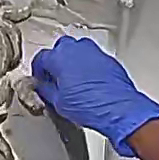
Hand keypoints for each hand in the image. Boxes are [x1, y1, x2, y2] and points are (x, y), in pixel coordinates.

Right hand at [30, 36, 158, 156]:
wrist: (120, 110)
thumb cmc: (92, 105)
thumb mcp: (57, 102)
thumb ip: (45, 89)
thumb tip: (42, 87)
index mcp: (58, 56)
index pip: (41, 59)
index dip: (38, 71)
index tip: (40, 80)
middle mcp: (76, 49)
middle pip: (59, 50)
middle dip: (56, 63)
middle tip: (55, 79)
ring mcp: (94, 52)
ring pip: (77, 51)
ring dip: (72, 62)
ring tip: (72, 81)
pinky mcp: (108, 59)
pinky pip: (92, 58)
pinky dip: (88, 66)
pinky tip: (88, 83)